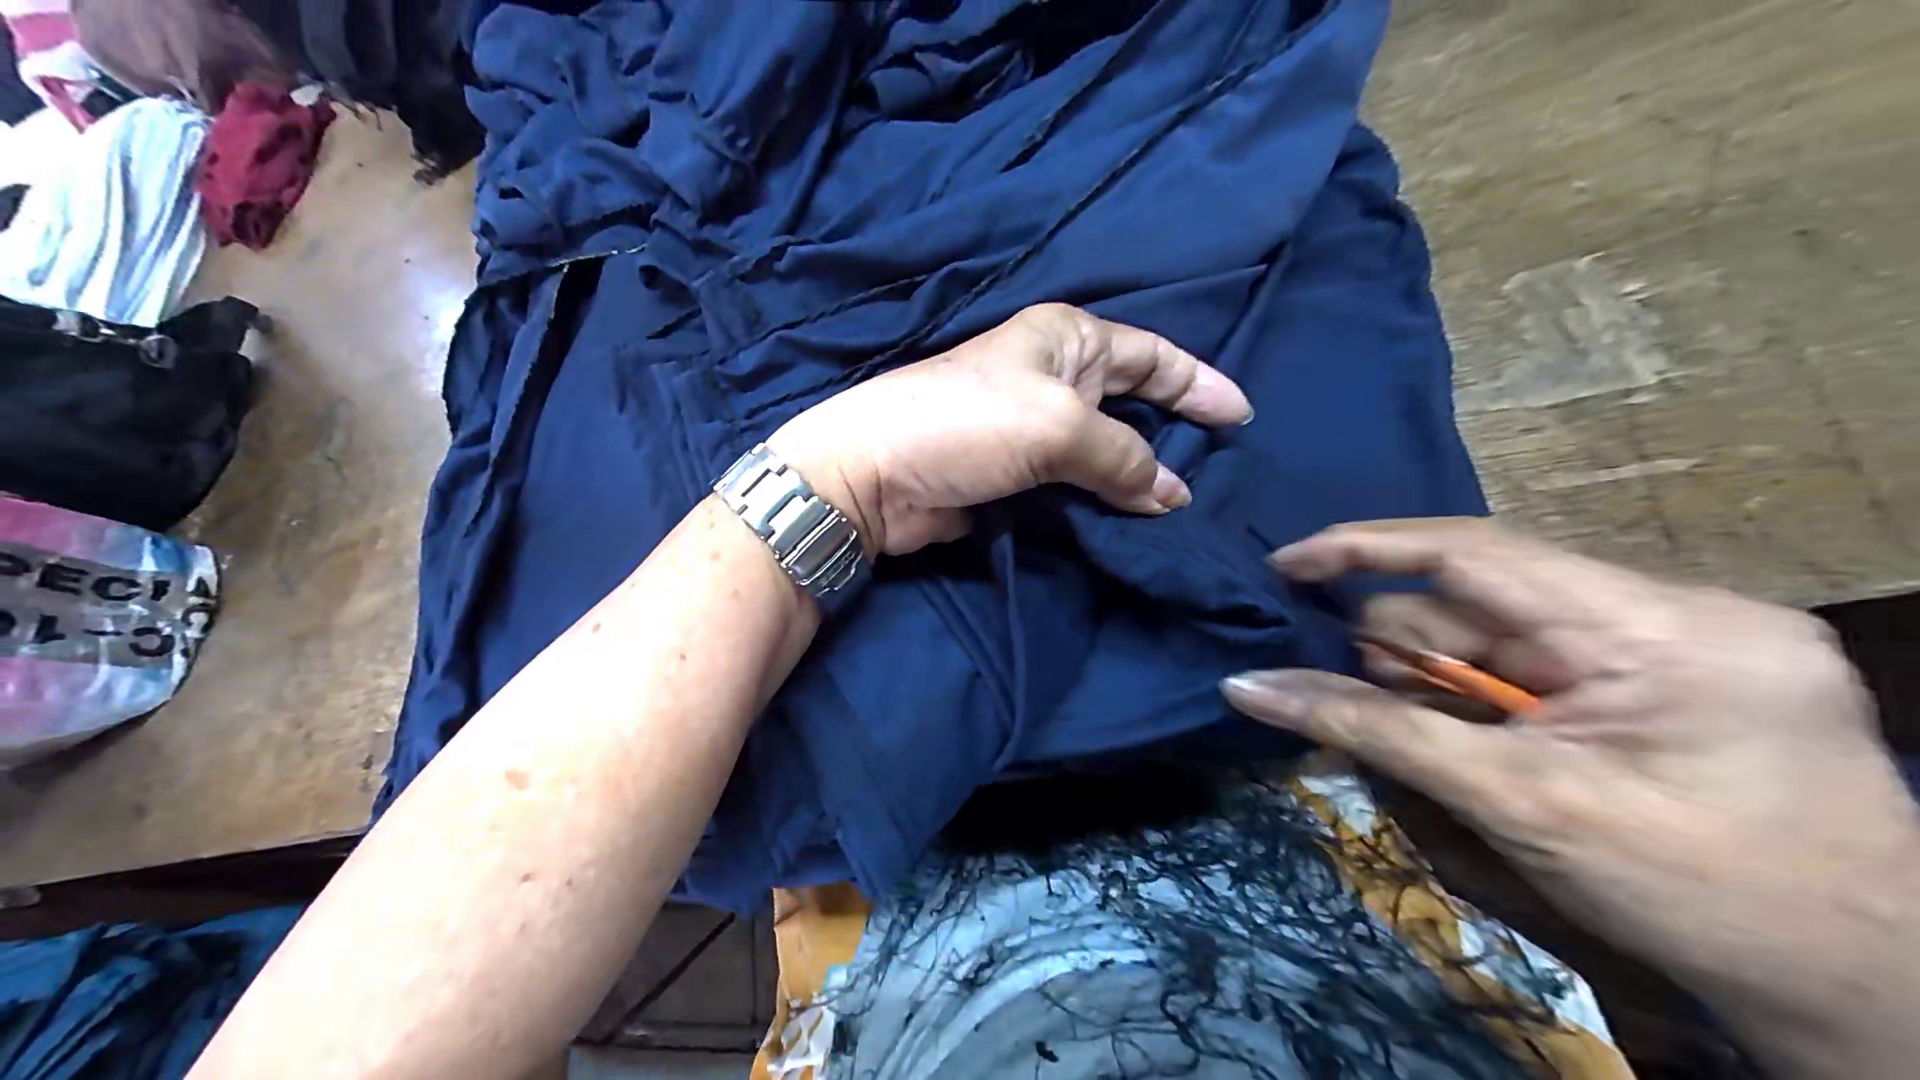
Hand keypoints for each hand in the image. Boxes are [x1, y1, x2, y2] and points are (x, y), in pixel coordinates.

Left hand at [766, 304, 1251, 555]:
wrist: (876, 476)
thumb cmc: (967, 424)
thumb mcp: (1058, 427)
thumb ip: (1123, 458)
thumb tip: (1173, 497)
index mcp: (1069, 340)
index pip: (1153, 355)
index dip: (1199, 384)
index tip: (1242, 418)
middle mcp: (1056, 379)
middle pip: (1134, 406)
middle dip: (1175, 437)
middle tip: (1223, 476)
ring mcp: (1035, 432)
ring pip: (1107, 454)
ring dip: (1141, 481)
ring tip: (1188, 514)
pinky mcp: (1018, 477)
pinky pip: (1078, 489)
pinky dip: (1105, 506)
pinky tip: (1135, 528)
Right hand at [1221, 519, 1919, 1078]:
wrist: (1869, 1001)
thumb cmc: (1702, 899)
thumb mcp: (1515, 802)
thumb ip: (1371, 730)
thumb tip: (1246, 686)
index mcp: (1656, 626)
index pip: (1475, 550)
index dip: (1364, 550)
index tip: (1284, 568)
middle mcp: (1663, 613)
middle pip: (1471, 604)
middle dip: (1402, 658)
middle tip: (1362, 717)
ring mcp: (1667, 644)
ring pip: (1488, 638)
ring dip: (1432, 689)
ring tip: (1437, 757)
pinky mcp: (1660, 677)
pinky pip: (1521, 667)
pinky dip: (1469, 703)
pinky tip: (1468, 749)